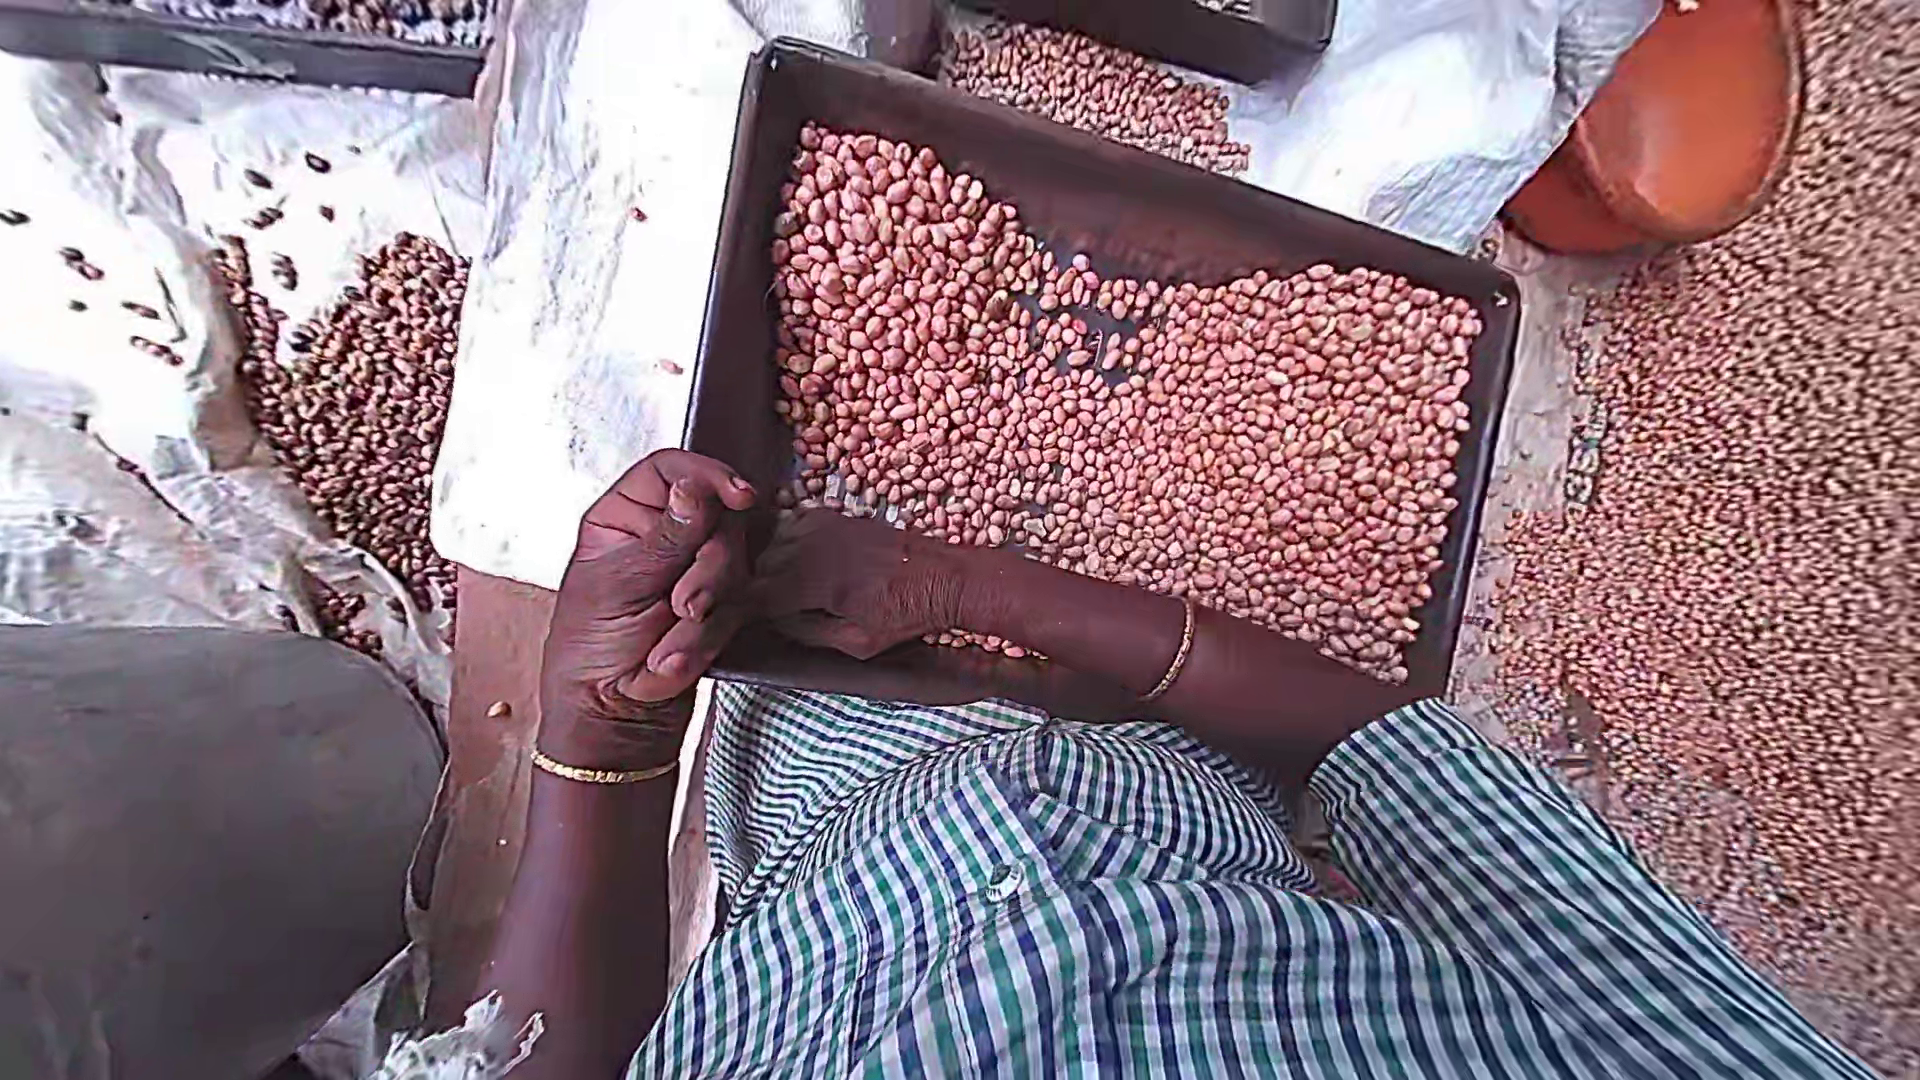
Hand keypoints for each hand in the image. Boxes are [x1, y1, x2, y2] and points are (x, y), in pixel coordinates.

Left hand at [539, 450, 755, 768]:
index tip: (741, 496)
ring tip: (667, 649)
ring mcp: (698, 569)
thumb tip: (697, 488)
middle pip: (719, 519)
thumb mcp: (619, 588)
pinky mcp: (723, 603)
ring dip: (709, 609)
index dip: (709, 475)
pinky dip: (708, 637)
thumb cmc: (590, 650)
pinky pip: (740, 604)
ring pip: (736, 563)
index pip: (672, 471)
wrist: (612, 718)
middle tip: (685, 606)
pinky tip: (673, 659)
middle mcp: (667, 537)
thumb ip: (667, 538)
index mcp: (626, 518)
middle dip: (708, 568)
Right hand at [752, 508, 971, 659]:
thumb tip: (775, 622)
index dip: (741, 609)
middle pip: (761, 564)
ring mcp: (829, 527)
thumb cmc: (908, 614)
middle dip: (753, 586)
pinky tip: (797, 559)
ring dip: (768, 562)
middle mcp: (819, 548)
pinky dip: (788, 540)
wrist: (945, 577)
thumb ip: (811, 633)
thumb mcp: (860, 642)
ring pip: (774, 541)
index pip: (758, 594)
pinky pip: (796, 523)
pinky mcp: (840, 517)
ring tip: (774, 585)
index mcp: (821, 584)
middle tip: (756, 605)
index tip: (736, 619)